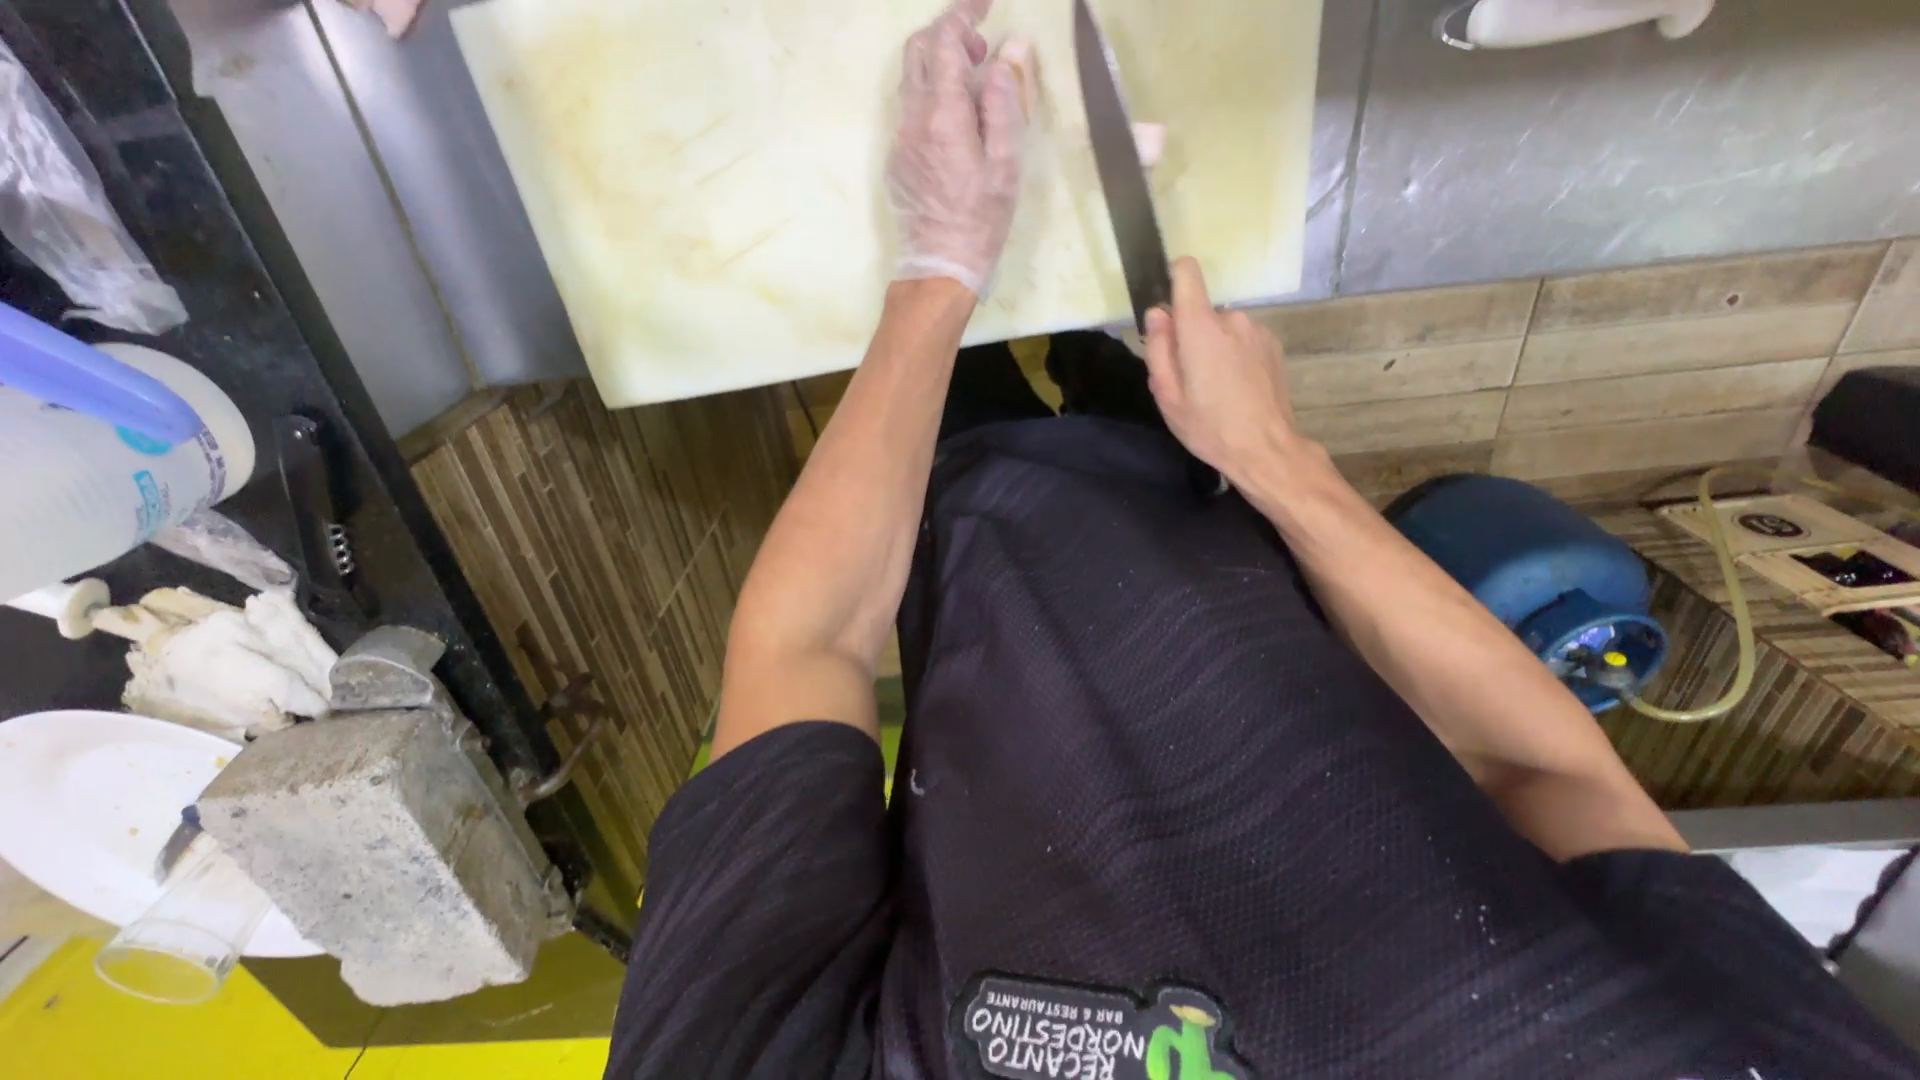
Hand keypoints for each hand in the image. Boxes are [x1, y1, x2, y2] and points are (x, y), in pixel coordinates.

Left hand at [887, 2, 1030, 297]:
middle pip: (917, 52)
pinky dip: (932, 97)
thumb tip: (1008, 50)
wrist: (939, 266)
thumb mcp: (1006, 162)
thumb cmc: (981, 220)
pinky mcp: (896, 160)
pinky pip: (910, 111)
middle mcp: (912, 120)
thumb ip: (1004, 101)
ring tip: (974, 85)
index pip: (944, 40)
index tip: (986, 4)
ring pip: (911, 81)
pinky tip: (957, 122)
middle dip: (948, 35)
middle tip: (981, 50)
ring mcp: (899, 140)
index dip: (963, 13)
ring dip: (939, 66)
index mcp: (941, 115)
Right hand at [1142, 257, 1310, 485]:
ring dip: (1213, 348)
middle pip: (1200, 311)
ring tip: (1213, 388)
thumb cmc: (1209, 426)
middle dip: (1189, 336)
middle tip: (1187, 378)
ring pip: (1222, 328)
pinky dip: (1233, 355)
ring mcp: (1256, 331)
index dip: (1172, 280)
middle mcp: (1231, 319)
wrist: (1266, 448)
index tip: (1166, 308)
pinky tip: (1235, 388)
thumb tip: (1157, 314)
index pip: (1187, 273)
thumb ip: (1158, 348)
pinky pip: (1241, 339)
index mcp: (1201, 327)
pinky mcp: (1272, 345)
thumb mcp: (1167, 395)